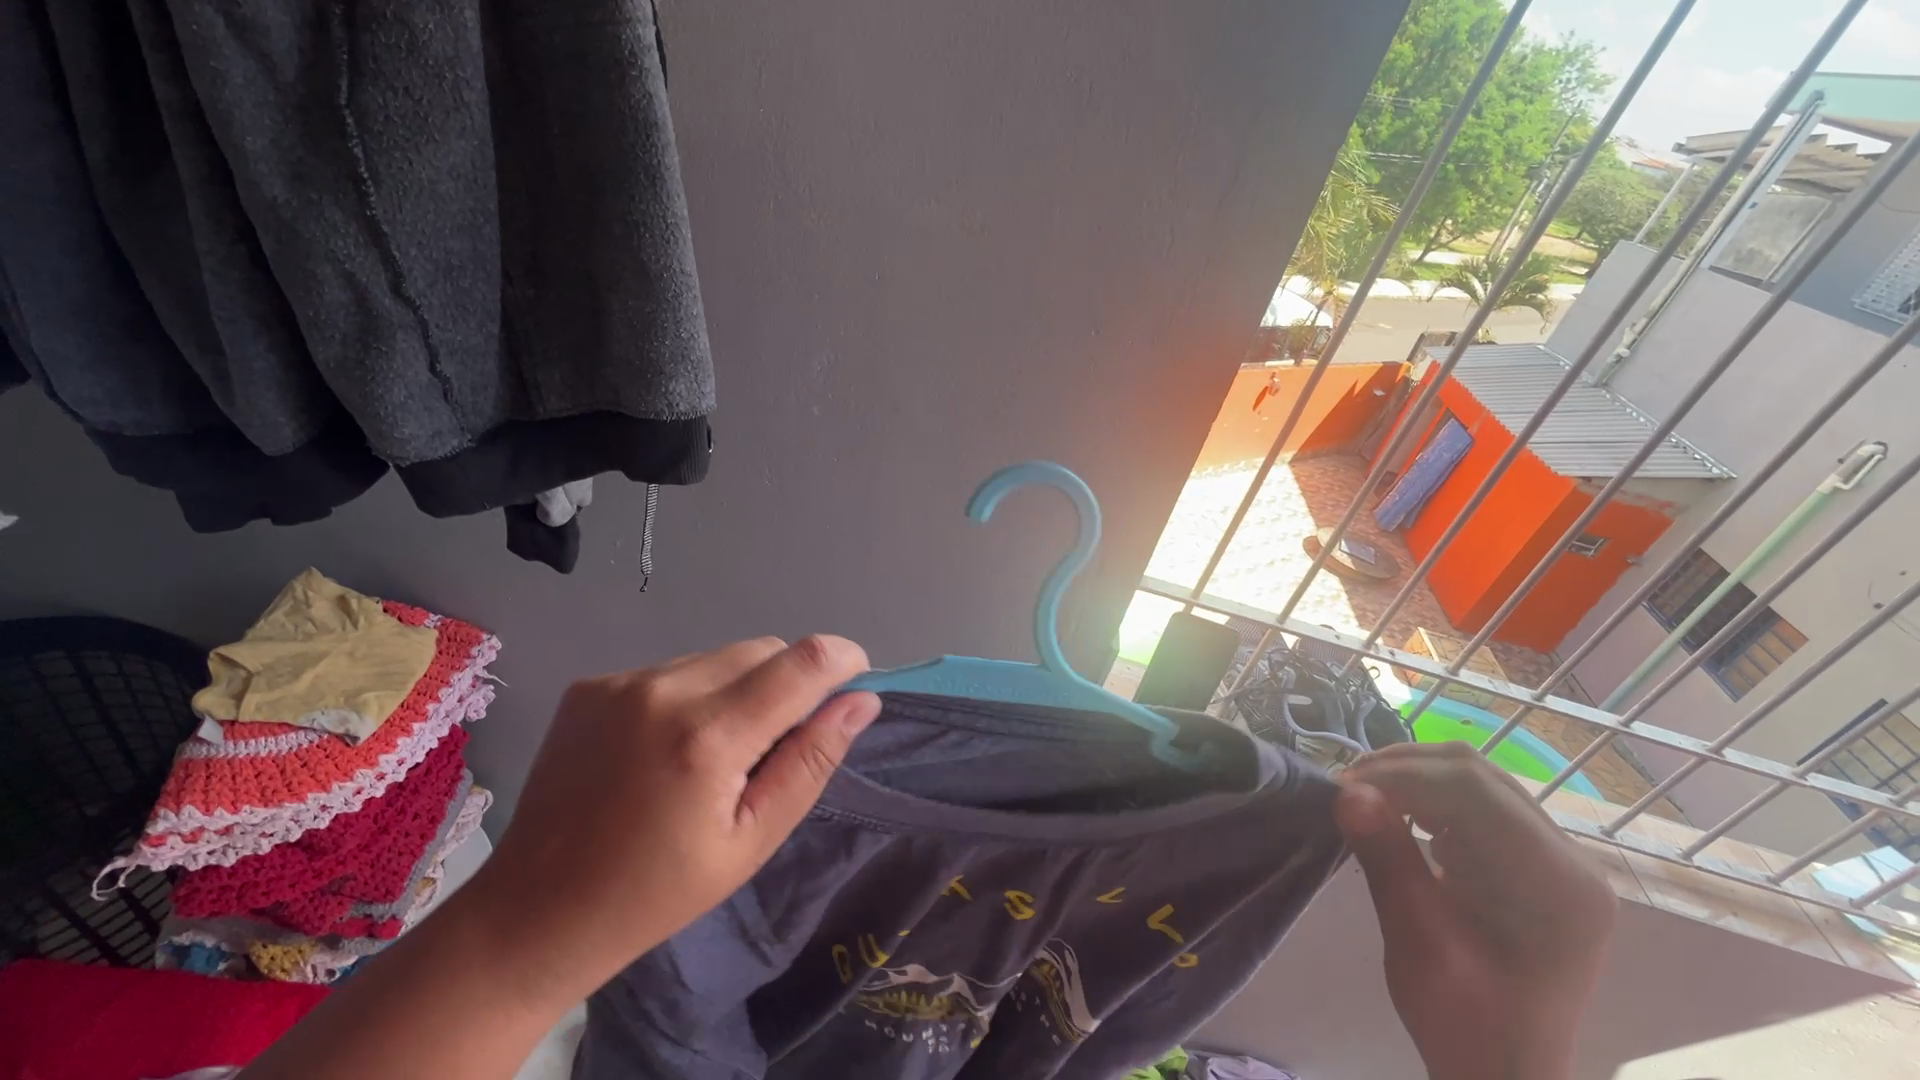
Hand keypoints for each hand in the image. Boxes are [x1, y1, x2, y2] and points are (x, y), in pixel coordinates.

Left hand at [465, 635, 881, 1001]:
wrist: (536, 910)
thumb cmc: (657, 892)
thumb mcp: (751, 840)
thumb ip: (811, 761)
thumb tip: (861, 701)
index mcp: (708, 736)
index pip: (803, 660)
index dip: (843, 659)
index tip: (855, 682)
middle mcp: (663, 690)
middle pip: (762, 649)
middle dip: (789, 681)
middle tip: (776, 744)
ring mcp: (620, 682)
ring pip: (717, 657)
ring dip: (739, 688)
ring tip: (713, 753)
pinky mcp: (591, 684)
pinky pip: (672, 669)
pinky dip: (691, 695)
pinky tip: (665, 748)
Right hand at [1336, 742, 1616, 1079]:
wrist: (1503, 1075)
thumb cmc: (1466, 1024)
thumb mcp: (1419, 946)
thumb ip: (1389, 861)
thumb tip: (1347, 790)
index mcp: (1557, 884)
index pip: (1474, 791)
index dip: (1401, 776)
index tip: (1341, 789)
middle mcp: (1568, 860)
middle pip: (1478, 775)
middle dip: (1403, 770)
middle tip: (1343, 789)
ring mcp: (1553, 860)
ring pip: (1474, 782)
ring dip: (1412, 780)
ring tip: (1361, 800)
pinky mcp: (1529, 864)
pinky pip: (1475, 806)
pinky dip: (1426, 800)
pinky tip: (1394, 819)